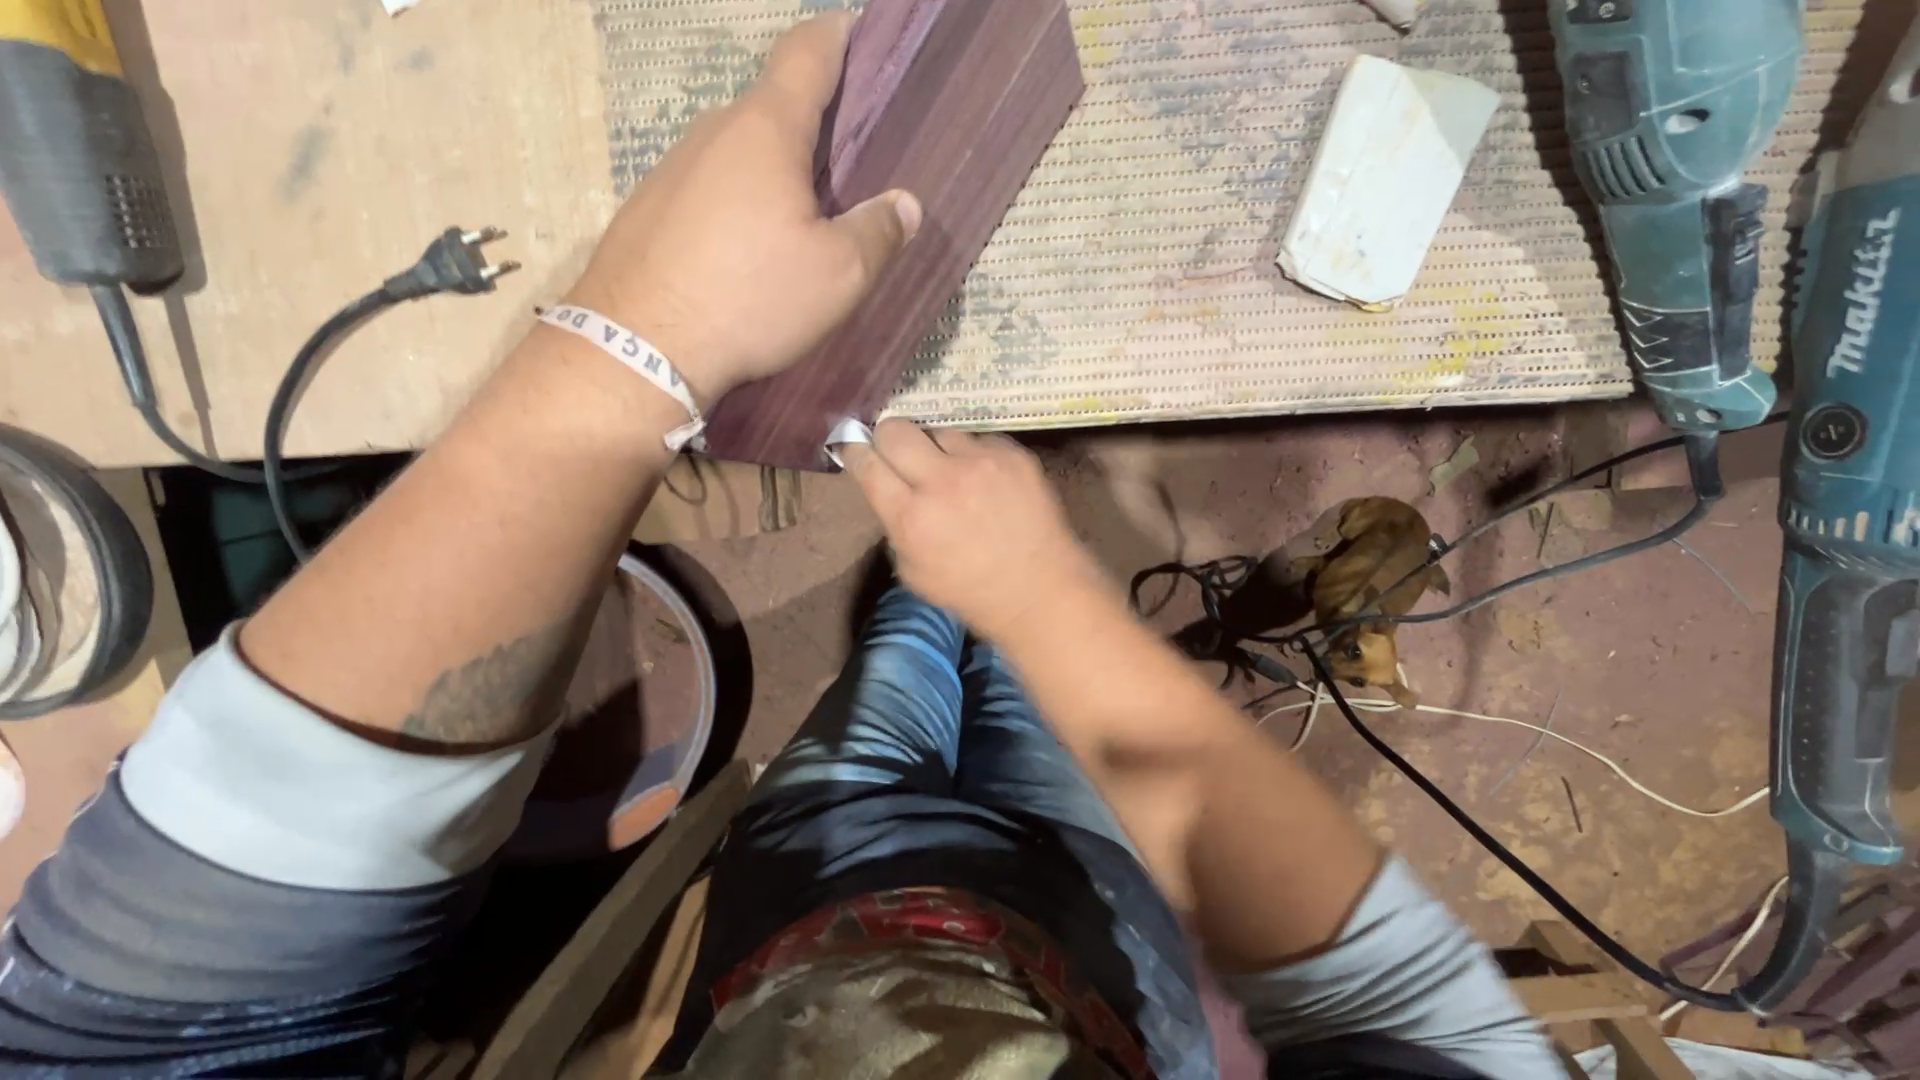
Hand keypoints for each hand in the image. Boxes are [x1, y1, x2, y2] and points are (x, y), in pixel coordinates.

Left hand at [563, 14, 921, 405]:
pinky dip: (739, 204)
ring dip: (774, 173)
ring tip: (802, 221)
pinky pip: (709, 190)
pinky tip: (750, 252)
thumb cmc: (750, 297)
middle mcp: (713, 132)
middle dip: (813, 126)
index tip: (863, 35)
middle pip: (772, 109)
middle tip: (850, 166)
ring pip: (738, 154)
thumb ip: (878, 231)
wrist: (637, 348)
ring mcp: (672, 170)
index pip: (808, 53)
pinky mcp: (649, 210)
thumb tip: (904, 205)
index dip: (841, 36)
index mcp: (766, 130)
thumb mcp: (838, 275)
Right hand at [843, 420, 1108, 641]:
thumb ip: (895, 524)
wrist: (1038, 589)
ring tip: (949, 471)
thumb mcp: (912, 570)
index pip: (866, 462)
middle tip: (897, 451)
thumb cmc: (969, 589)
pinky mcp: (1013, 455)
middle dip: (888, 437)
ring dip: (935, 448)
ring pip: (939, 431)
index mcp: (910, 516)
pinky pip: (978, 440)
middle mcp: (942, 481)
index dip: (855, 451)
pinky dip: (974, 456)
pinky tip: (984, 480)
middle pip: (895, 430)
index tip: (854, 447)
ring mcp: (980, 463)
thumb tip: (888, 489)